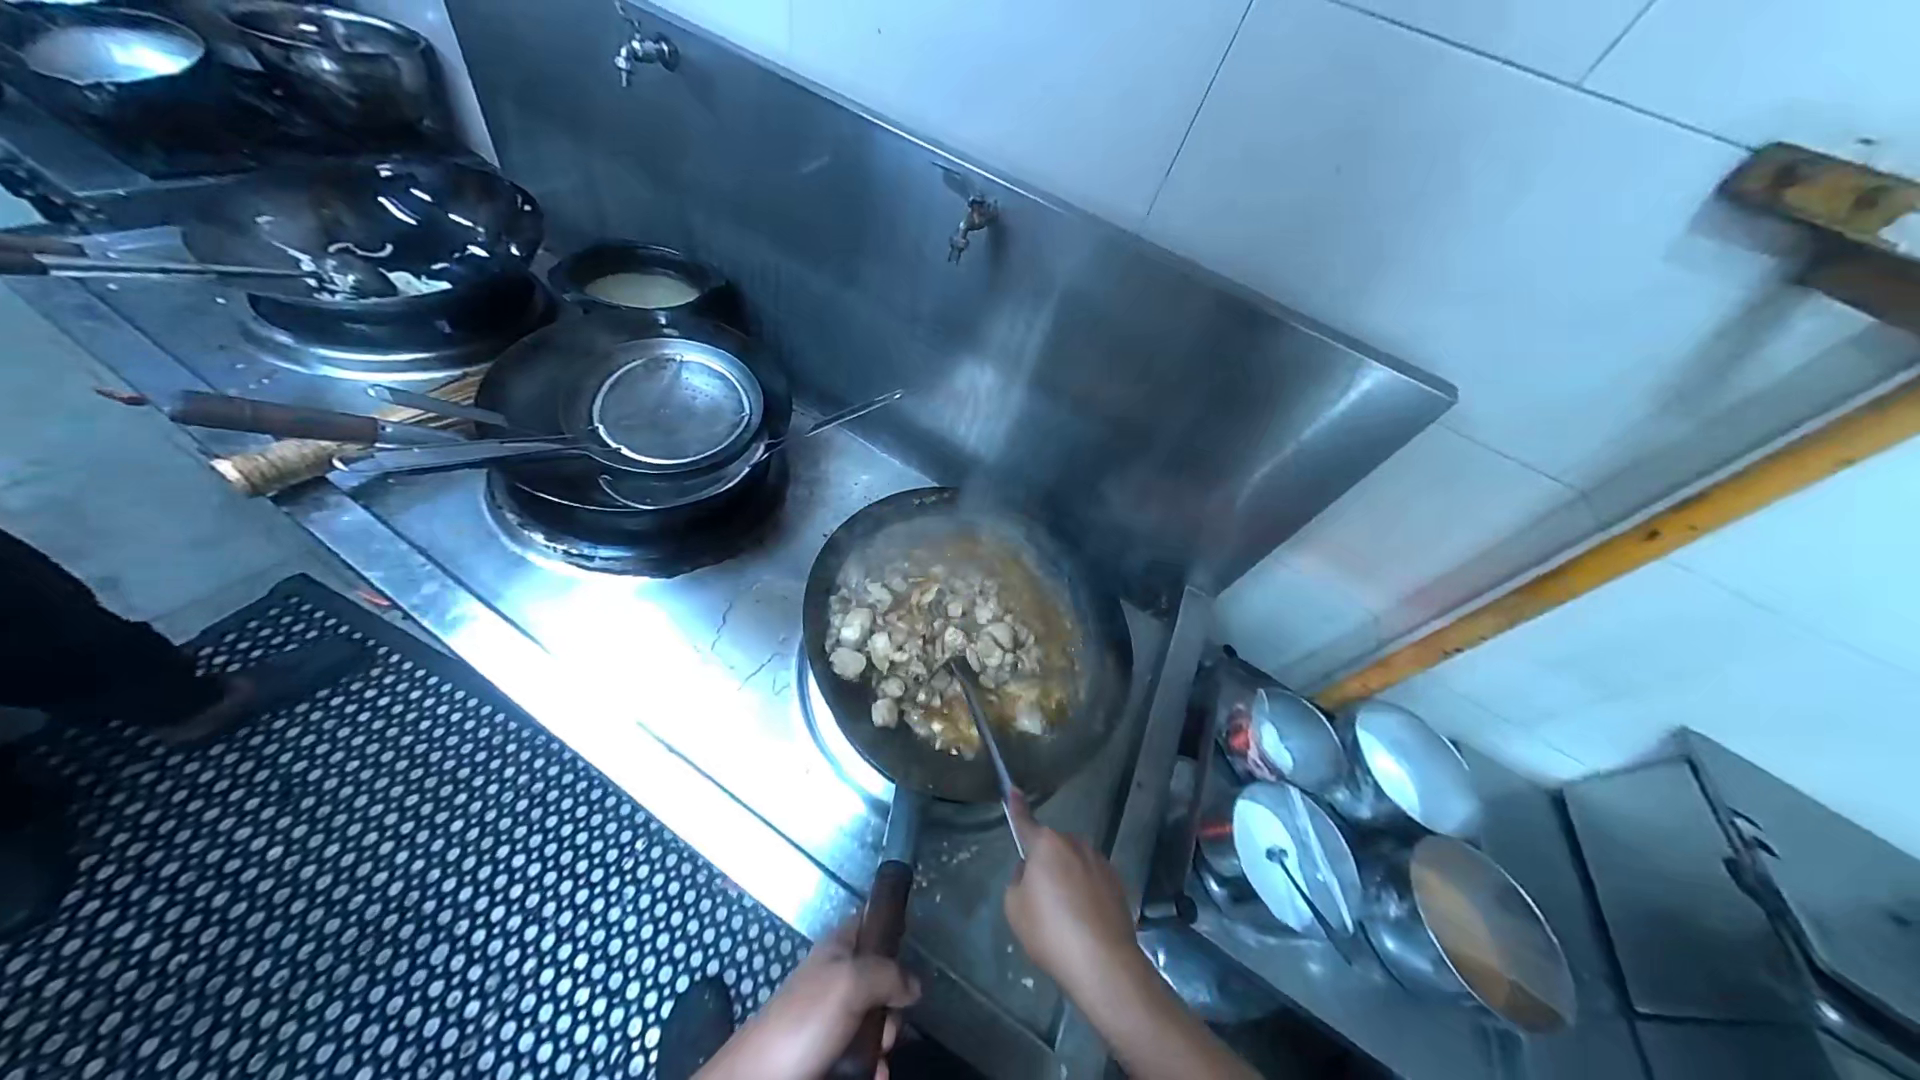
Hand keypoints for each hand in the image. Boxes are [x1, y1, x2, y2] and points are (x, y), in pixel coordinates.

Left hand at [694, 919, 920, 1079]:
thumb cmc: (804, 1022)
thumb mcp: (850, 982)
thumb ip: (888, 975)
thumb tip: (914, 986)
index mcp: (838, 949)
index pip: (871, 923)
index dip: (892, 933)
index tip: (910, 954)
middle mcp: (838, 979)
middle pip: (883, 980)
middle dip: (894, 1004)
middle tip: (886, 1024)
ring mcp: (833, 1019)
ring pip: (877, 1020)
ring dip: (886, 1040)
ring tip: (879, 1059)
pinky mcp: (830, 1055)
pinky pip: (864, 1054)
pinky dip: (874, 1066)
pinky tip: (876, 1076)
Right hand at [1002, 791, 1148, 996]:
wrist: (1103, 963)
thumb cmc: (1050, 931)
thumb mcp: (1015, 907)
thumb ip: (1019, 880)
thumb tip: (1033, 872)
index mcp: (1046, 844)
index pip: (1025, 821)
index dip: (1017, 807)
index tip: (1013, 790)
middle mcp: (1075, 844)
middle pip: (1053, 848)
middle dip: (1046, 864)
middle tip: (1041, 900)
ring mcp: (1100, 862)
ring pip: (1075, 864)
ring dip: (1068, 879)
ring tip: (1067, 918)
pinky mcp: (1118, 883)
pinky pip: (1093, 881)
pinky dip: (1087, 894)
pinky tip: (1085, 923)